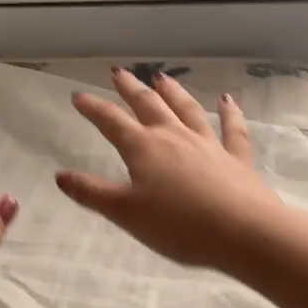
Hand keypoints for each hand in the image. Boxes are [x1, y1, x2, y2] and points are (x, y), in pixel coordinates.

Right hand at [55, 68, 281, 269]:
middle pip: (148, 105)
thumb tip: (59, 176)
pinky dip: (230, 113)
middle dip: (130, 88)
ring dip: (172, 92)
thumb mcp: (126, 213)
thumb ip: (92, 193)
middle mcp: (173, 137)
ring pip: (186, 110)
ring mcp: (208, 145)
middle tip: (118, 72)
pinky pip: (232, 130)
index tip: (77, 96)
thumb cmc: (180, 225)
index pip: (110, 121)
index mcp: (143, 148)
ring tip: (161, 76)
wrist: (247, 234)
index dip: (92, 108)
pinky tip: (228, 100)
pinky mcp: (237, 159)